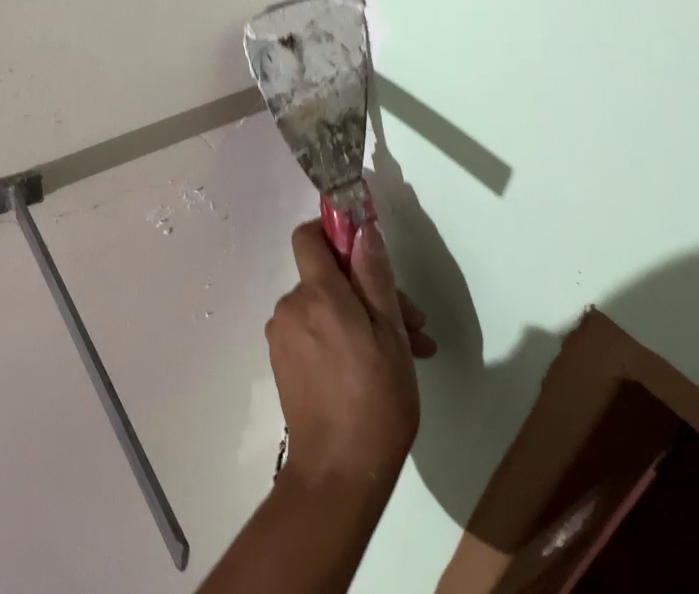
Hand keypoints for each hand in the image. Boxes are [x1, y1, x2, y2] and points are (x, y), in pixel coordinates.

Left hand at [265, 221, 430, 494]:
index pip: (308, 237)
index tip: (366, 246)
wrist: (338, 468)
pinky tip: (378, 366)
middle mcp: (290, 307)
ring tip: (409, 353)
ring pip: (325, 307)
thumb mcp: (391, 333)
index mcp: (316, 295)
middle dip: (370, 290)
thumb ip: (374, 276)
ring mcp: (283, 336)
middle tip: (415, 323)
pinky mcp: (283, 361)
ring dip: (364, 319)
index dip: (335, 232)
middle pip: (326, 277)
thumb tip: (363, 229)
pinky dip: (343, 338)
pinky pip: (314, 332)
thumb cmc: (377, 399)